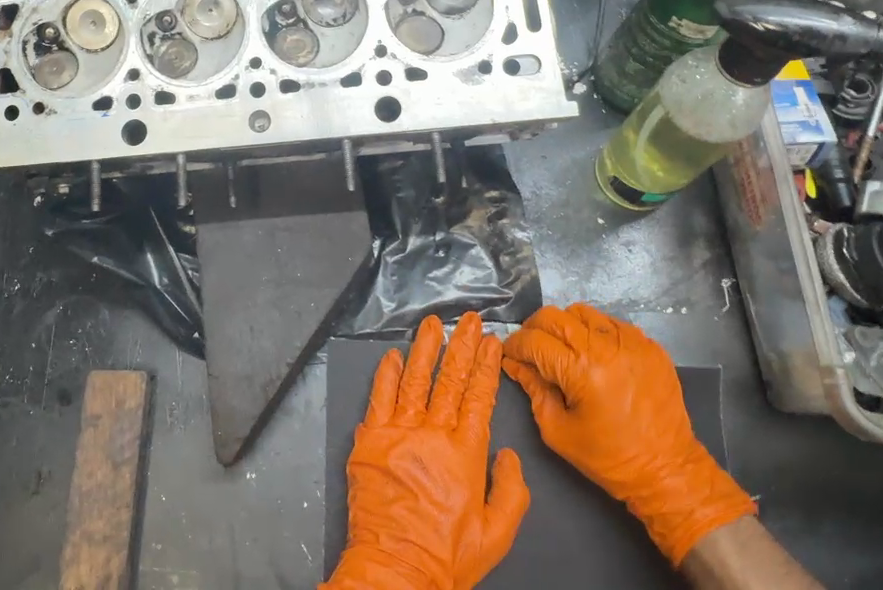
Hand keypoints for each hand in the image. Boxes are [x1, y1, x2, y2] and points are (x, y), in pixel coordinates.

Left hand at [324, 313, 529, 589]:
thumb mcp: (498, 533)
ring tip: (433, 323)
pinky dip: (385, 374)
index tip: (491, 342)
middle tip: (469, 319)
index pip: (479, 397)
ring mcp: (398, 433)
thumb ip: (512, 490)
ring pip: (414, 379)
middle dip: (462, 346)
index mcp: (465, 453)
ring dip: (425, 349)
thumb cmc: (447, 555)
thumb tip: (508, 455)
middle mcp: (432, 434)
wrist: (396, 570)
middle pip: (450, 379)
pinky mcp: (370, 440)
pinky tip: (391, 354)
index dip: (485, 366)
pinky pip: (378, 398)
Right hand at [501, 304, 754, 567]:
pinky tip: (593, 354)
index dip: (515, 346)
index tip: (511, 355)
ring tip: (563, 349)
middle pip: (554, 316)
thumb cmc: (608, 457)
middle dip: (534, 328)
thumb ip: (533, 390)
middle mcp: (605, 347)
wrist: (668, 470)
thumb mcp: (558, 431)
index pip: (534, 340)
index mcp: (581, 371)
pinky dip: (594, 332)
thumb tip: (513, 364)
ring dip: (564, 325)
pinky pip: (611, 323)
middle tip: (531, 348)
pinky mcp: (649, 345)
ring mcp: (631, 342)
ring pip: (582, 312)